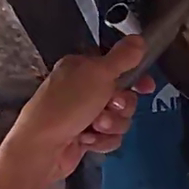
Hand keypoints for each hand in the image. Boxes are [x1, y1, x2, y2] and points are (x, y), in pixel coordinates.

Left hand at [0, 35, 154, 187]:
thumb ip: (122, 57)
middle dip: (121, 105)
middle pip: (123, 94)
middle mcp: (82, 88)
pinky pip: (110, 137)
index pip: (116, 65)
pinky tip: (88, 140)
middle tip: (110, 106)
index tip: (147, 86)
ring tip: (95, 126)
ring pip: (119, 118)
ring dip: (112, 124)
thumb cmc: (66, 105)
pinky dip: (103, 140)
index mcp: (82, 67)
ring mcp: (83, 114)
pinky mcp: (85, 137)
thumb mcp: (98, 74)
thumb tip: (139, 39)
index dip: (135, 76)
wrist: (42, 148)